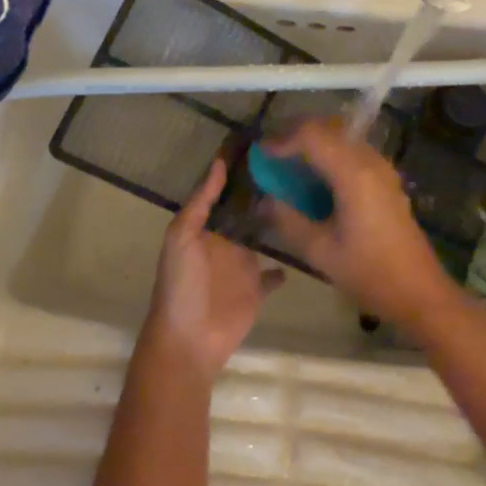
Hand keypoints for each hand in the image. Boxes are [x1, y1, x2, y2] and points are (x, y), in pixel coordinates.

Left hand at [143, 158, 284, 375]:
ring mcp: (243, 267)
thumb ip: (200, 202)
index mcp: (205, 227)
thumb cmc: (180, 284)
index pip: (223, 193)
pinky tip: (306, 248)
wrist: (188, 340)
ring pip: (263, 239)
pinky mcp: (258, 291)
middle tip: (294, 165)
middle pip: (246, 212)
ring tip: (305, 198)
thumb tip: (218, 163)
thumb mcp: (182, 237)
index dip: (238, 172)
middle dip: (263, 192)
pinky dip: (285, 266)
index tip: (260, 145)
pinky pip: (274, 276)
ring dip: (277, 224)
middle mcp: (226, 242)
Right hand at [262, 120, 453, 329]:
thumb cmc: (370, 274)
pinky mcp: (386, 179)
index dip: (281, 140)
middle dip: (295, 134)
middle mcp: (369, 161)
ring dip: (313, 142)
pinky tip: (316, 178)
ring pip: (341, 136)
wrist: (420, 294)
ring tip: (288, 163)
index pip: (311, 135)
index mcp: (353, 174)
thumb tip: (265, 199)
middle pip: (327, 128)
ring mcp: (382, 168)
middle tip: (271, 154)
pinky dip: (329, 153)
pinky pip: (352, 151)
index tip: (260, 154)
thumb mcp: (320, 251)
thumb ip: (288, 219)